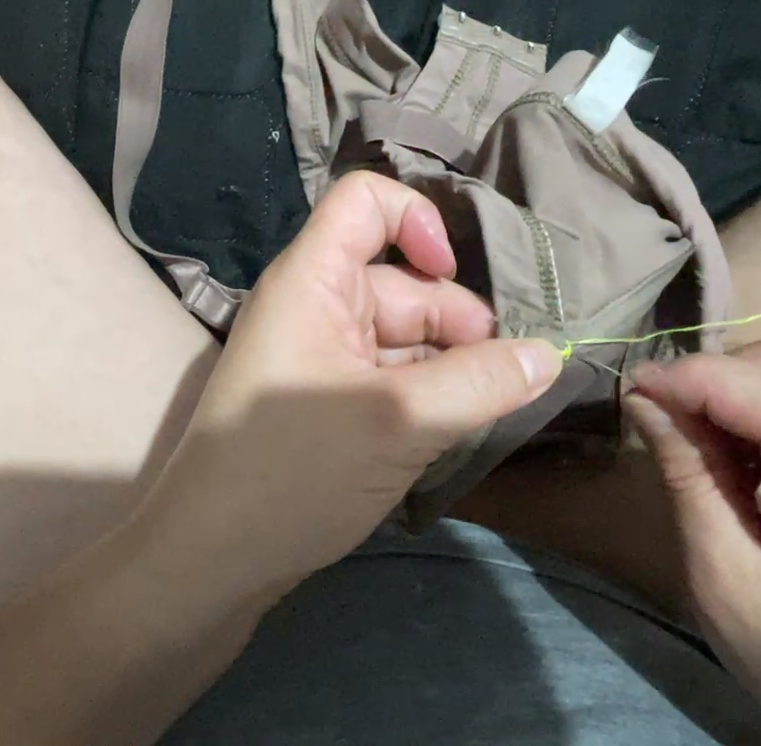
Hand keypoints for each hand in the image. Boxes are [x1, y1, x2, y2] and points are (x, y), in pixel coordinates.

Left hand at [130, 171, 563, 602]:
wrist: (211, 560)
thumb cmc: (294, 470)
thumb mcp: (398, 424)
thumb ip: (479, 384)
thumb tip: (549, 356)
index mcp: (312, 280)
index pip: (365, 201)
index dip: (417, 219)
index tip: (454, 276)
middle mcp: (315, 306)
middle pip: (401, 280)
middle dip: (456, 322)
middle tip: (501, 379)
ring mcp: (320, 356)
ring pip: (403, 335)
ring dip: (448, 365)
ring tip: (486, 411)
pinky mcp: (327, 401)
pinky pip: (390, 376)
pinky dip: (426, 394)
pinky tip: (455, 429)